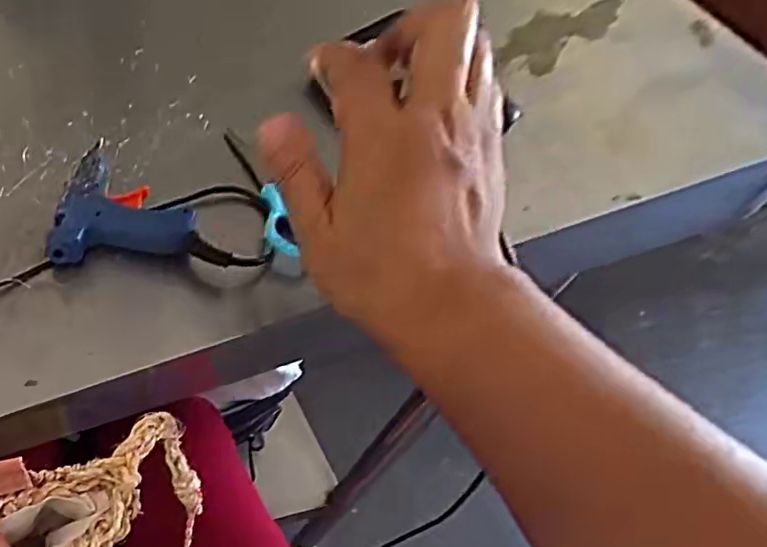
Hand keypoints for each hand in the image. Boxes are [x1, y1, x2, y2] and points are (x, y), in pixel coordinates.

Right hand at [257, 0, 512, 335]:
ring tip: (408, 80)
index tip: (320, 64)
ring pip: (476, 45)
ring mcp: (470, 129)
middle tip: (379, 56)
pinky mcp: (491, 146)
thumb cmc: (380, 275)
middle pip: (443, 23)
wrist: (443, 299)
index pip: (357, 70)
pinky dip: (461, 80)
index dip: (333, 58)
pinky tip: (435, 114)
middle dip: (406, 27)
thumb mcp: (317, 231)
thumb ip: (295, 172)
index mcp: (382, 141)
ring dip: (440, 49)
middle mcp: (434, 121)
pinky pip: (486, 85)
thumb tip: (275, 130)